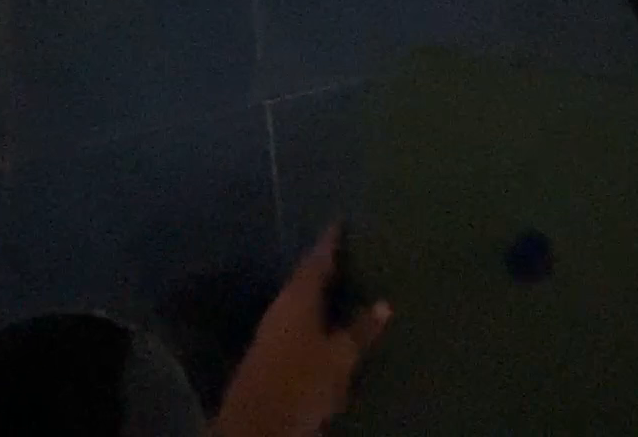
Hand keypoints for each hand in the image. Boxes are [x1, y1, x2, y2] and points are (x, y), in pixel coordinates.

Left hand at [214, 226, 390, 436]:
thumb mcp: (339, 358)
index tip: (340, 222)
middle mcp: (280, 308)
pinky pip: (294, 324)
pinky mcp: (267, 355)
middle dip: (324, 268)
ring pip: (298, 303)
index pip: (316, 260)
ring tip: (341, 287)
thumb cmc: (300, 383)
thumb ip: (361, 330)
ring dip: (317, 295)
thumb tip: (383, 303)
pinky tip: (324, 325)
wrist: (253, 430)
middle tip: (347, 254)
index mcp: (297, 298)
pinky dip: (312, 318)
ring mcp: (270, 332)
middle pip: (304, 280)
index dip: (329, 242)